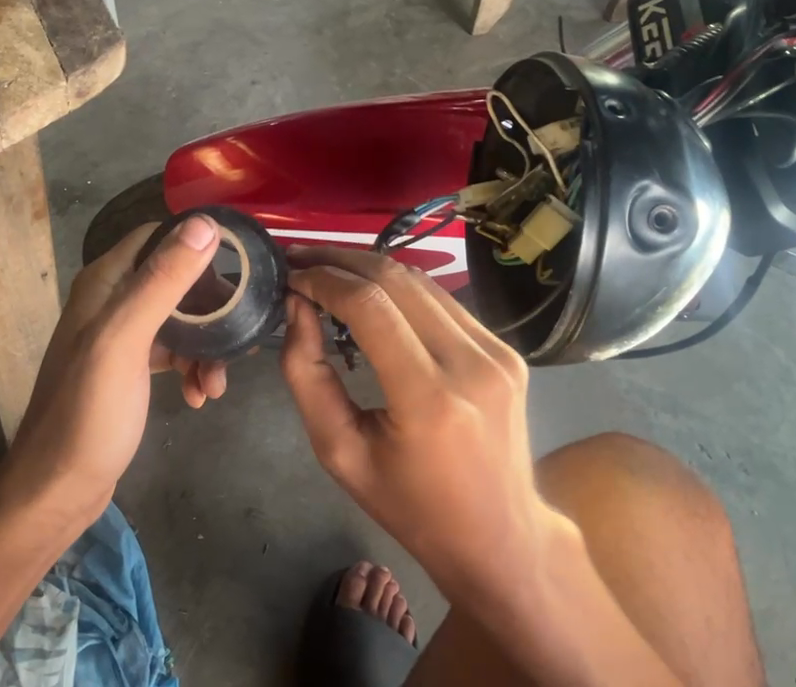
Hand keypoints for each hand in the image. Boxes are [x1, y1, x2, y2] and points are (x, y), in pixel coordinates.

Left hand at [0, 216, 226, 519]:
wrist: (58, 488)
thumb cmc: (88, 412)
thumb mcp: (125, 341)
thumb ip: (162, 281)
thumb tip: (205, 224)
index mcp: (104, 282)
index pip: (159, 237)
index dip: (199, 246)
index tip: (242, 266)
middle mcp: (110, 300)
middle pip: (175, 281)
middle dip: (210, 307)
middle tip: (238, 335)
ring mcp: (118, 337)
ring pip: (179, 321)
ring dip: (205, 345)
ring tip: (217, 383)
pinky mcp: (128, 370)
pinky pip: (171, 353)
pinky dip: (190, 368)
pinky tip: (200, 396)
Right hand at [279, 246, 567, 608]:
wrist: (499, 537)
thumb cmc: (408, 504)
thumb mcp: (339, 451)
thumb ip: (307, 375)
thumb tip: (296, 307)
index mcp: (428, 399)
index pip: (369, 307)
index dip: (322, 280)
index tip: (289, 276)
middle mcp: (471, 365)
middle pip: (395, 280)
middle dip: (340, 260)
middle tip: (299, 259)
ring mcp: (497, 353)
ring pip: (420, 281)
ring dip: (368, 267)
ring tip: (326, 269)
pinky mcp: (506, 350)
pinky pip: (442, 301)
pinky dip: (399, 288)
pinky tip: (369, 293)